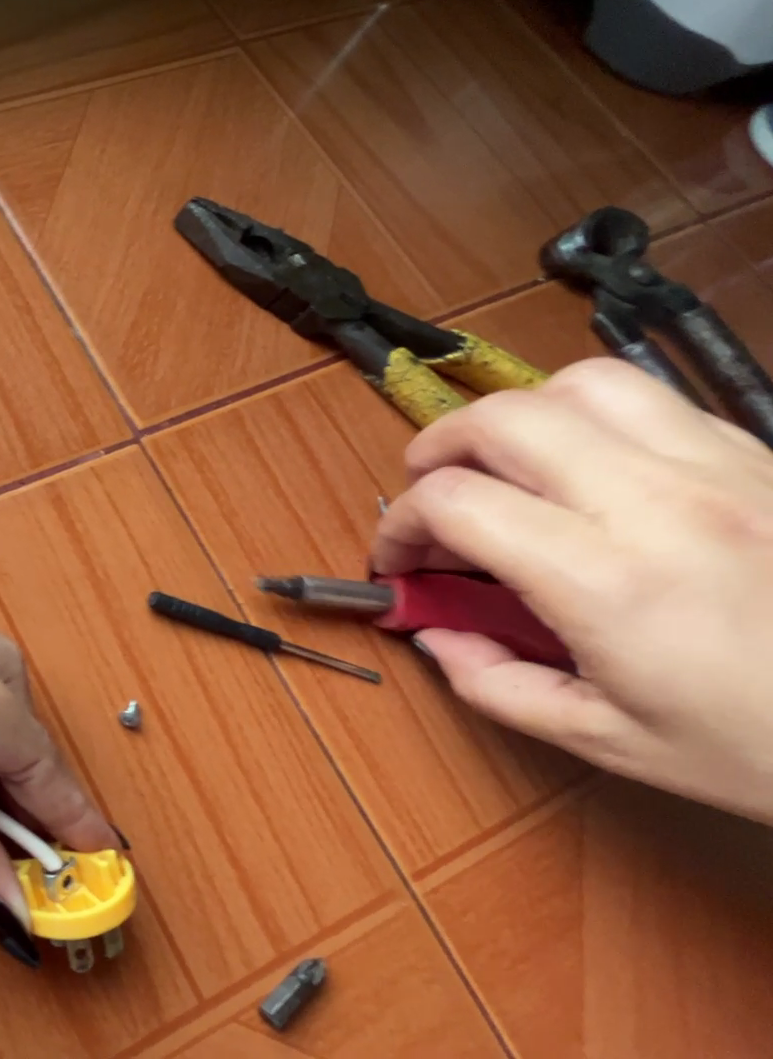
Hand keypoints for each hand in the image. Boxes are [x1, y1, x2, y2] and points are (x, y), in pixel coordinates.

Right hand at [374, 358, 772, 822]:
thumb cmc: (771, 749)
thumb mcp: (606, 741)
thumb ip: (493, 683)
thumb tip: (434, 634)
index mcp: (609, 581)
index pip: (454, 501)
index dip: (398, 527)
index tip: (397, 563)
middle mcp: (661, 504)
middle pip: (503, 419)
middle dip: (435, 451)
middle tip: (428, 496)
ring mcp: (725, 469)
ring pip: (580, 385)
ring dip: (516, 419)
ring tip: (504, 467)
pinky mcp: (765, 459)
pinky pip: (652, 401)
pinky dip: (588, 420)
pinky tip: (584, 472)